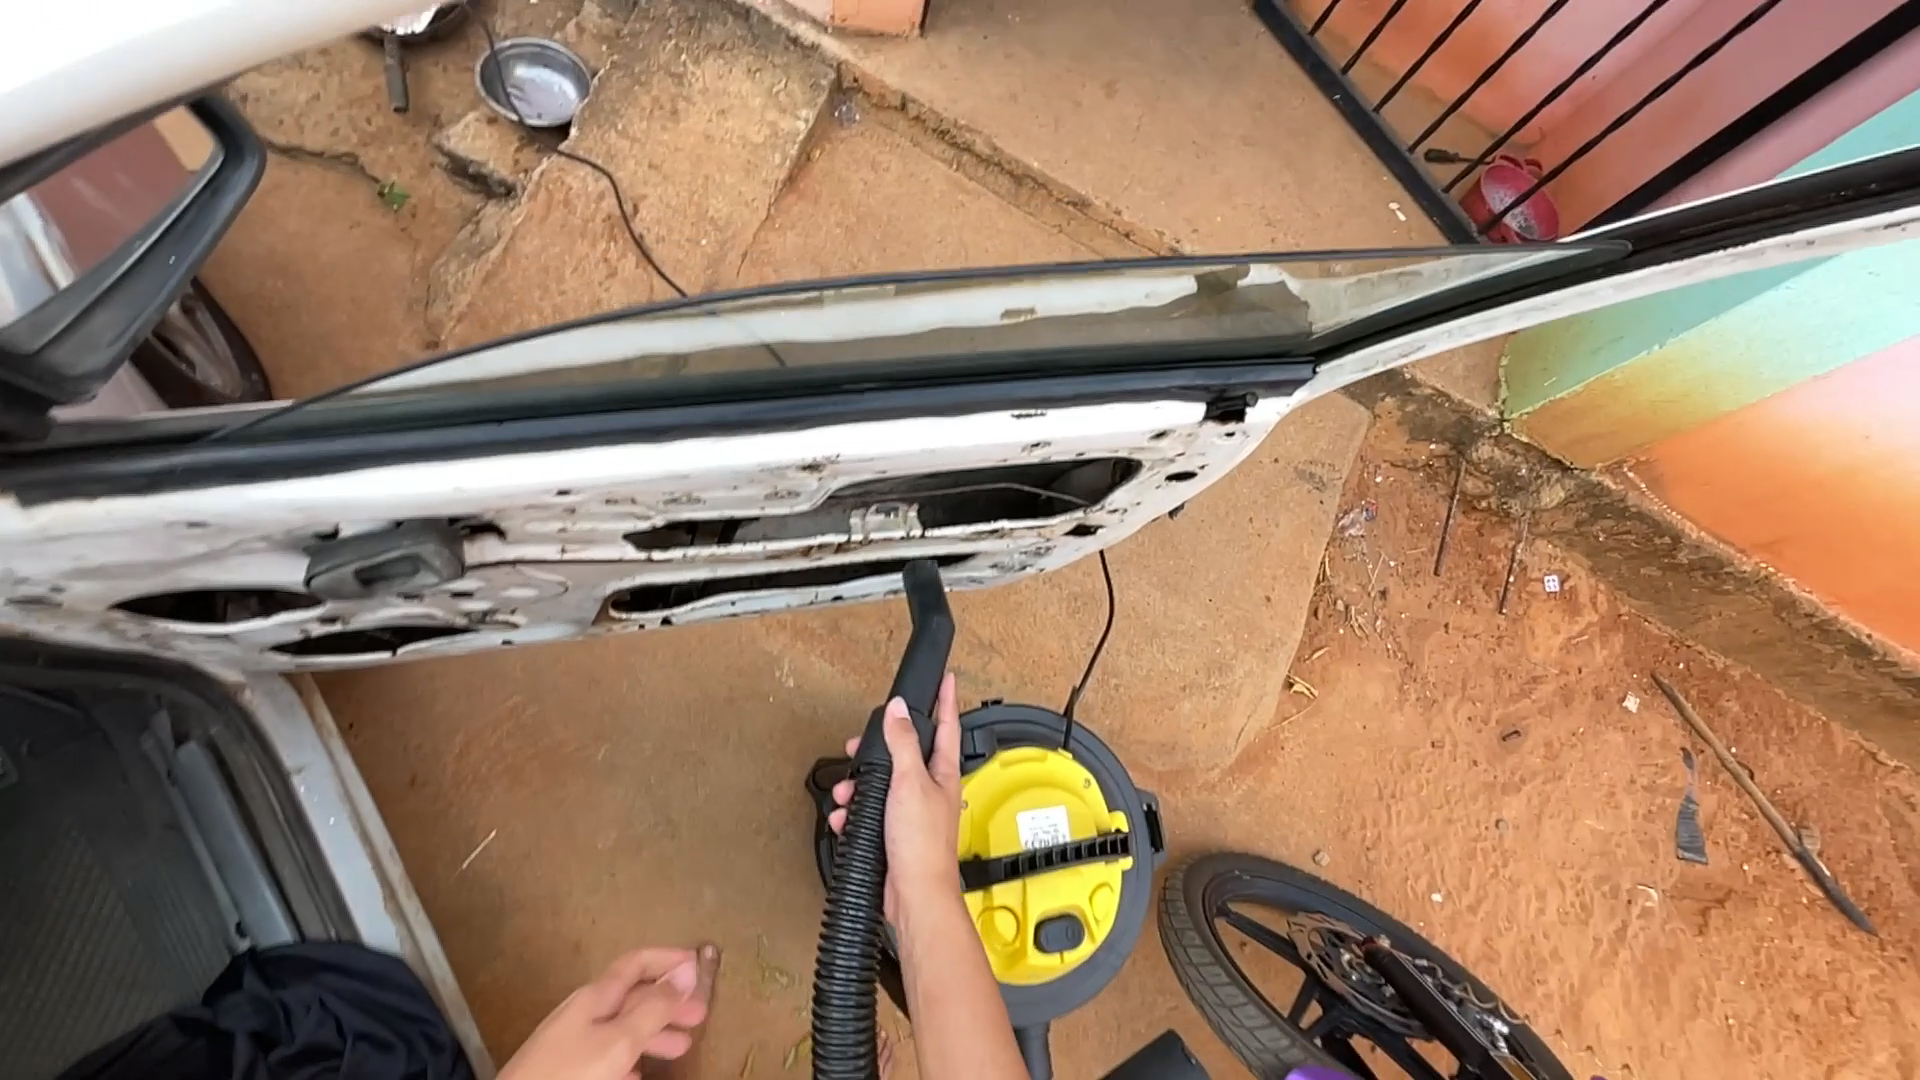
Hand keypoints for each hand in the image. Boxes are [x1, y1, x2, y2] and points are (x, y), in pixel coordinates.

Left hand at [498, 945, 716, 1079]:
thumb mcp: (619, 1042)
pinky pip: (605, 1057)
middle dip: (668, 1003)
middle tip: (700, 1017)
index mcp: (595, 997)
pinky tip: (639, 1075)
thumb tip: (687, 969)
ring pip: (621, 1029)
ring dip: (654, 1034)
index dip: (668, 959)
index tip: (699, 967)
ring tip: (681, 1049)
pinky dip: (630, 1059)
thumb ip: (655, 1007)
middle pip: (633, 997)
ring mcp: (569, 1046)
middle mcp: (582, 1014)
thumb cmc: (568, 1078)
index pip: (636, 962)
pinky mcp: (562, 1075)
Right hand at [828, 672, 964, 926]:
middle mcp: (932, 787)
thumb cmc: (922, 844)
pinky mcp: (896, 831)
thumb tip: (898, 710)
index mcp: (943, 771)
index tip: (947, 678)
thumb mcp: (910, 782)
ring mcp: (914, 810)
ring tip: (846, 794)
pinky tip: (846, 820)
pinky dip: (856, 814)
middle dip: (879, 748)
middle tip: (859, 743)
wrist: (914, 895)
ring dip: (861, 787)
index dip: (946, 699)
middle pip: (907, 752)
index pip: (947, 724)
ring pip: (884, 783)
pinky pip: (872, 812)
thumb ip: (904, 743)